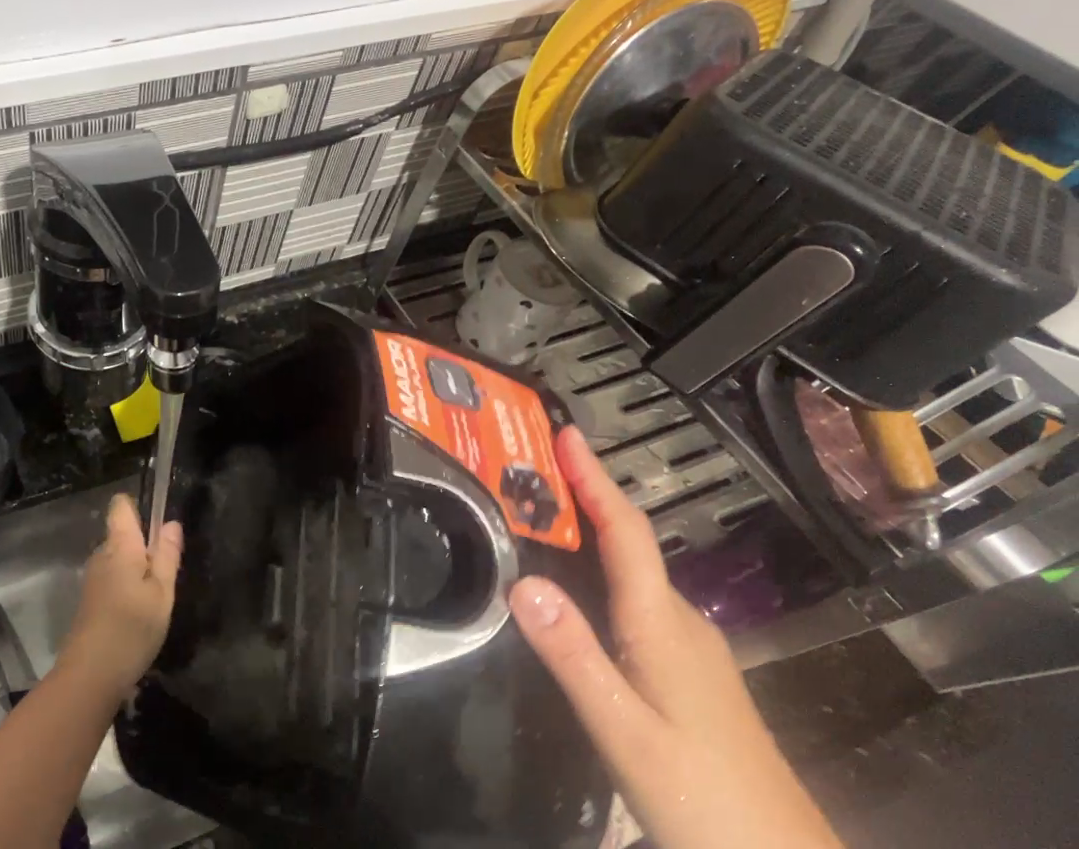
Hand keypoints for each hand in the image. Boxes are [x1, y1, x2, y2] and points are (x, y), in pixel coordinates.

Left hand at [59, 494, 182, 701]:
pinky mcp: (91, 600)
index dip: (140, 507)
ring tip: (158, 597)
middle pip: (123, 534)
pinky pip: (114, 579)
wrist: (91, 673)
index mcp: (119, 545)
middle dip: (146, 546)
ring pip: (119, 560)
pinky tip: (140, 613)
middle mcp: (101, 554)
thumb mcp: (161, 592)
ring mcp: (93, 578)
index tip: (161, 528)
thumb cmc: (132, 628)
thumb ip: (167, 556)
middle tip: (169, 574)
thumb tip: (171, 522)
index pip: (121, 506)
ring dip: (138, 570)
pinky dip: (128, 588)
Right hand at [510, 428, 842, 848]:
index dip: (594, 479)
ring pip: (632, 574)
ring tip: (537, 517)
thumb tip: (523, 581)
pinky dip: (599, 574)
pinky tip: (575, 590)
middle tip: (526, 470)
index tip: (565, 433)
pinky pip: (635, 602)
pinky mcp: (688, 673)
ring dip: (588, 534)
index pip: (626, 533)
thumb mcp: (624, 730)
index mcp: (663, 626)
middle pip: (627, 544)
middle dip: (581, 497)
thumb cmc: (703, 794)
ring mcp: (690, 649)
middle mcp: (681, 624)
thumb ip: (574, 656)